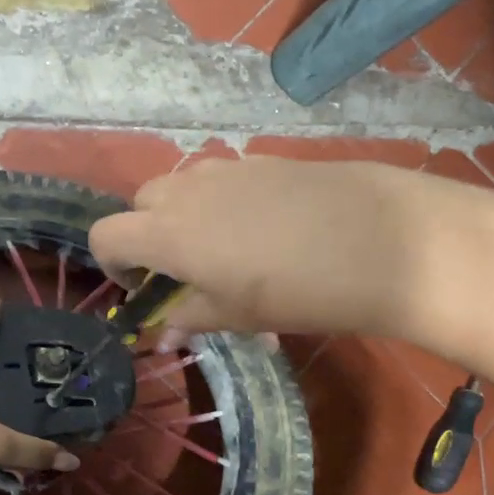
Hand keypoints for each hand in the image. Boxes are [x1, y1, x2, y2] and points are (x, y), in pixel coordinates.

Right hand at [89, 155, 493, 346]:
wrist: (390, 243)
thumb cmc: (298, 292)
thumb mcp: (236, 317)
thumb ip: (190, 320)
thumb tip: (165, 334)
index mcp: (166, 233)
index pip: (104, 236)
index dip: (112, 265)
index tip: (144, 289)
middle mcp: (186, 191)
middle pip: (140, 204)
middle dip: (147, 236)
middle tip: (181, 271)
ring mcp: (228, 169)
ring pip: (182, 187)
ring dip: (183, 216)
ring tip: (223, 251)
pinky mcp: (267, 160)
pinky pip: (223, 178)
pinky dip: (222, 203)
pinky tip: (267, 232)